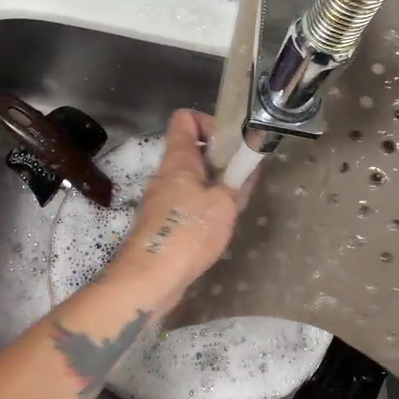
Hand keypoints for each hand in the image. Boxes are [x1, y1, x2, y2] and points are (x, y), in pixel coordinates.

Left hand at [104, 110, 252, 309]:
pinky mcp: (162, 224)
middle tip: (241, 179)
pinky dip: (203, 209)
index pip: (184, 119)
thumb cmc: (187, 233)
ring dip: (214, 188)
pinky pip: (186, 205)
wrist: (149, 279)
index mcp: (177, 160)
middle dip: (219, 161)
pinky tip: (218, 228)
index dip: (208, 122)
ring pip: (190, 181)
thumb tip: (249, 168)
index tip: (230, 144)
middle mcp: (165, 175)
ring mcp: (161, 201)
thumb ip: (238, 183)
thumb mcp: (224, 204)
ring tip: (234, 206)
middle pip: (191, 152)